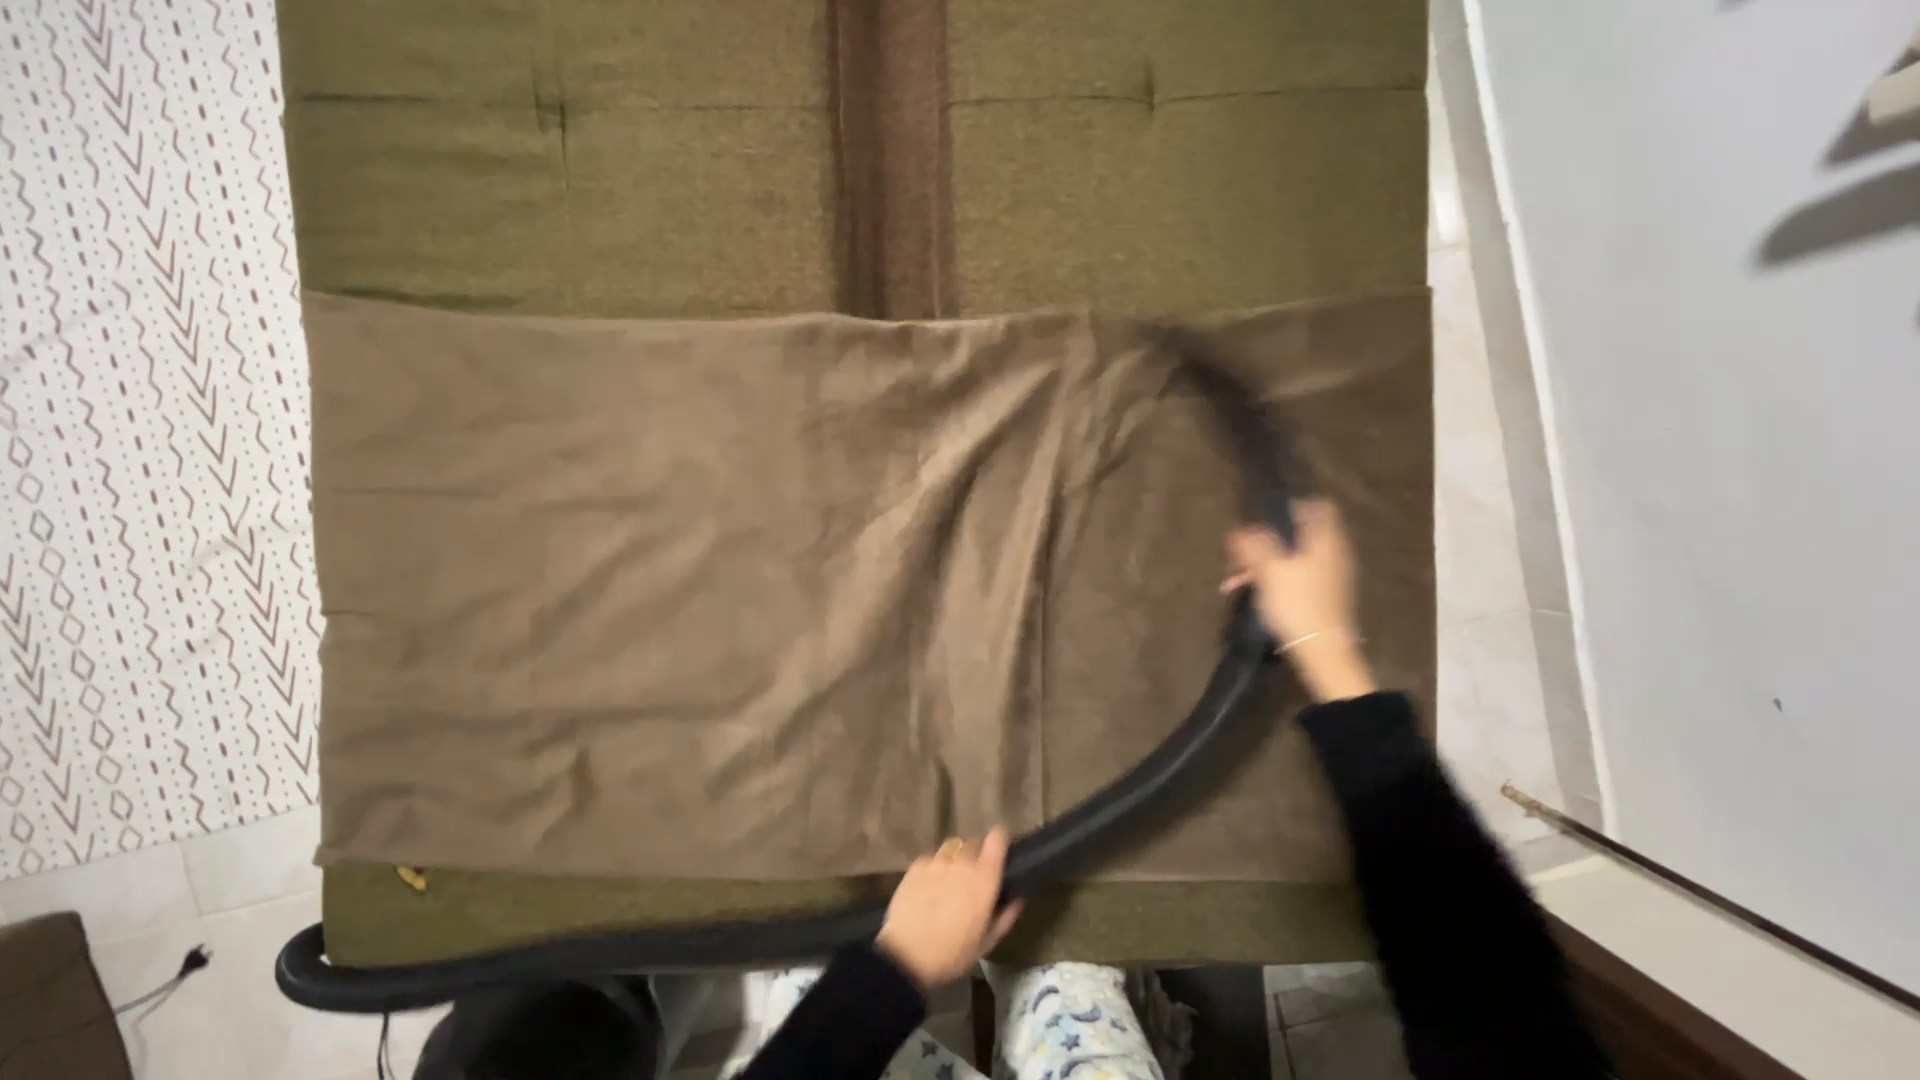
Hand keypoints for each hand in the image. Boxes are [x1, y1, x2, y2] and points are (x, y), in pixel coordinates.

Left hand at [875, 828, 1023, 991]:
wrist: (906, 956)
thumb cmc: (953, 953)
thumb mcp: (986, 942)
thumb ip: (1006, 916)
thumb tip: (1017, 898)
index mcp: (985, 877)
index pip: (997, 838)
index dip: (999, 842)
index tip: (998, 854)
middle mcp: (962, 861)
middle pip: (974, 842)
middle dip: (977, 855)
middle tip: (972, 879)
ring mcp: (937, 861)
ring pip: (952, 850)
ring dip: (955, 861)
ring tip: (949, 883)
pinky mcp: (916, 866)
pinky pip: (931, 859)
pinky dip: (934, 868)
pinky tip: (928, 888)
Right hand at [1221, 498, 1376, 701]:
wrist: (1322, 650)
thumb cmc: (1298, 604)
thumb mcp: (1269, 570)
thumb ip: (1253, 546)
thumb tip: (1238, 531)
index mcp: (1325, 540)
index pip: (1318, 507)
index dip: (1291, 508)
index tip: (1264, 518)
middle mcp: (1332, 553)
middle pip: (1297, 535)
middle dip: (1264, 543)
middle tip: (1238, 555)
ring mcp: (1329, 576)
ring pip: (1291, 558)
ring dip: (1262, 565)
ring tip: (1235, 580)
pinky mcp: (1322, 596)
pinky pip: (1294, 578)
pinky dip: (1273, 580)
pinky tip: (1248, 594)